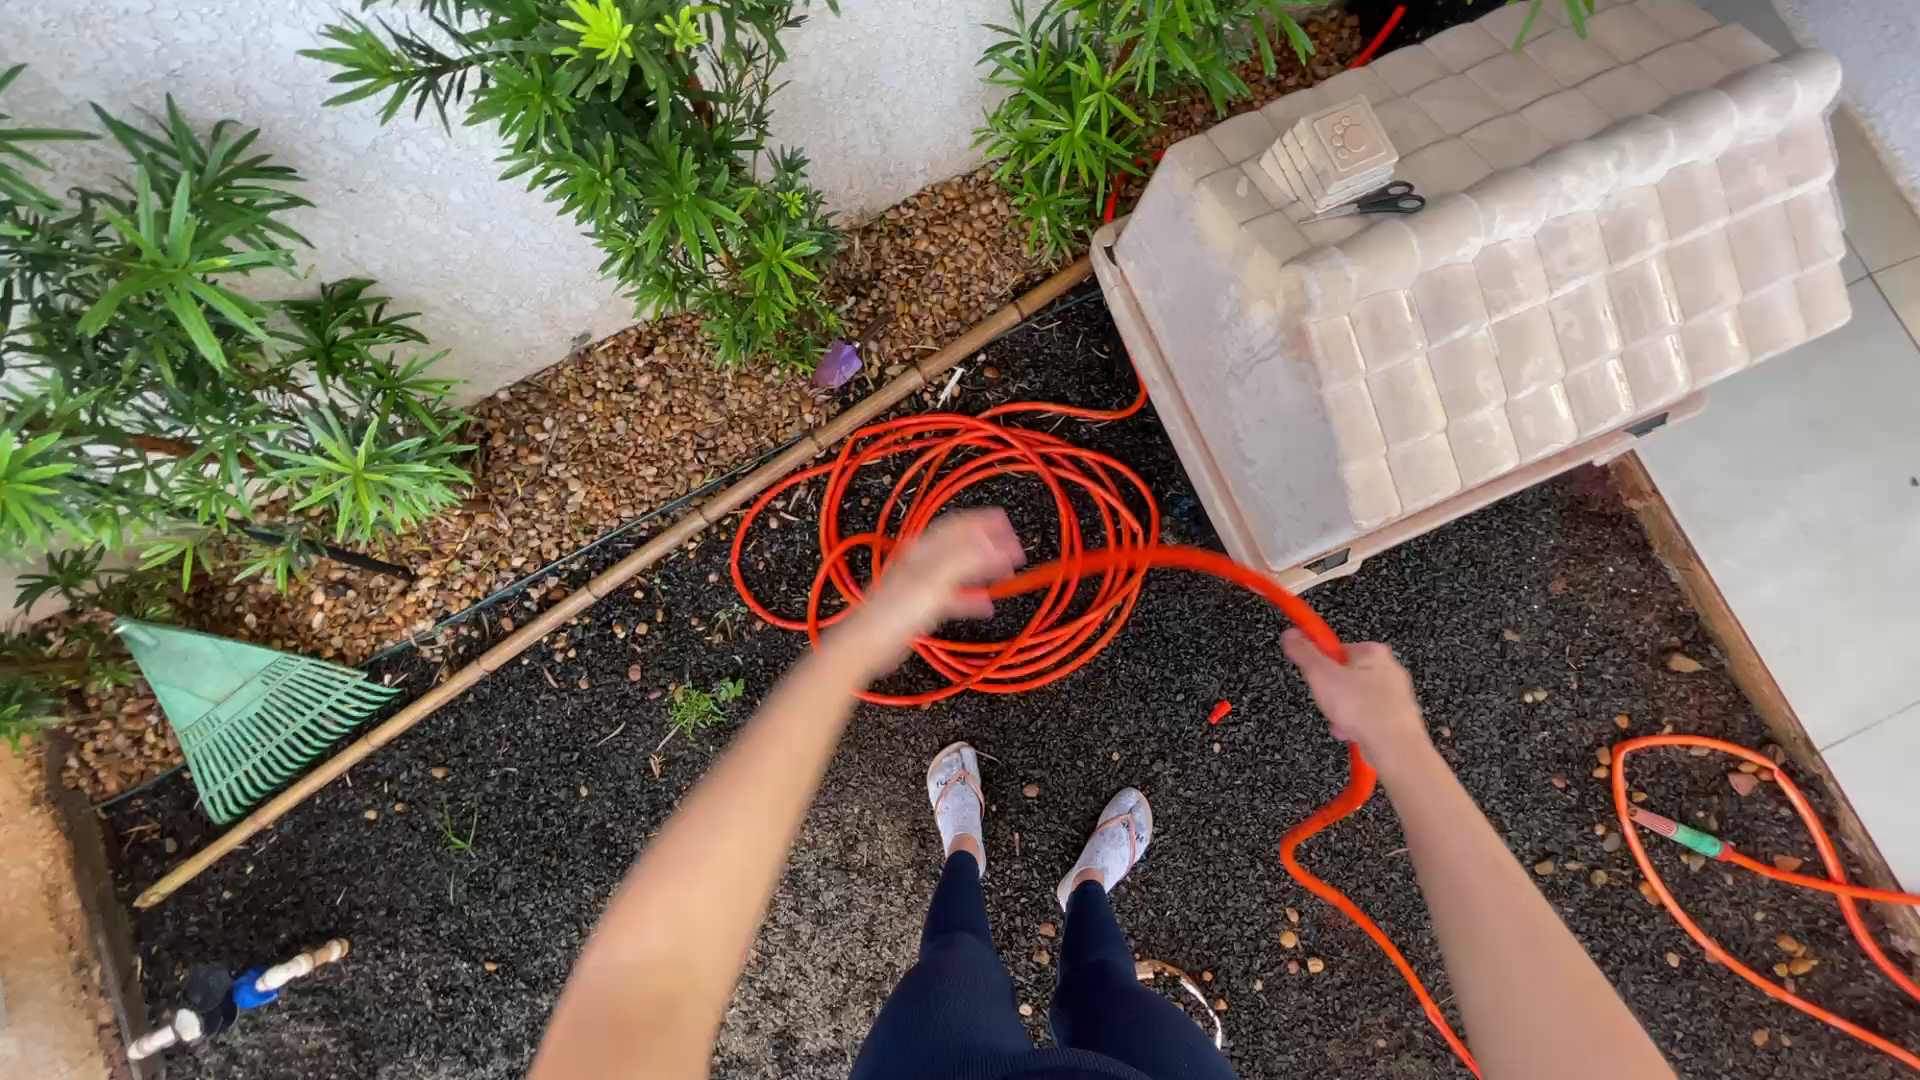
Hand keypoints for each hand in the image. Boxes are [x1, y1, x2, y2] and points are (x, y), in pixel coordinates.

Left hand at [841, 508, 1024, 669]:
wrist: (868, 641)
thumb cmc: (895, 610)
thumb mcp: (935, 580)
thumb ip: (966, 560)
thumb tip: (992, 543)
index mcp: (924, 550)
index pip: (957, 526)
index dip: (982, 522)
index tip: (1006, 523)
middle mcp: (923, 561)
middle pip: (961, 545)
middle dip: (987, 544)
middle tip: (1011, 546)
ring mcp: (922, 583)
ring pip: (960, 570)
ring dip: (983, 569)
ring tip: (1005, 571)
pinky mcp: (922, 605)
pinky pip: (954, 595)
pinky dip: (972, 597)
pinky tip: (985, 605)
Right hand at [1281, 629, 1432, 776]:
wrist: (1393, 745)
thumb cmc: (1364, 708)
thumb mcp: (1320, 674)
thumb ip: (1303, 652)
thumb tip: (1291, 635)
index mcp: (1372, 652)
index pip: (1336, 647)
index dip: (1320, 662)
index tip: (1313, 673)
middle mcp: (1389, 669)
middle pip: (1345, 673)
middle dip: (1331, 690)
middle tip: (1325, 698)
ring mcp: (1395, 694)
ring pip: (1355, 697)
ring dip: (1342, 709)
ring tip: (1339, 720)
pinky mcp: (1398, 716)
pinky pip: (1367, 715)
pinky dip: (1356, 723)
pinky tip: (1351, 731)